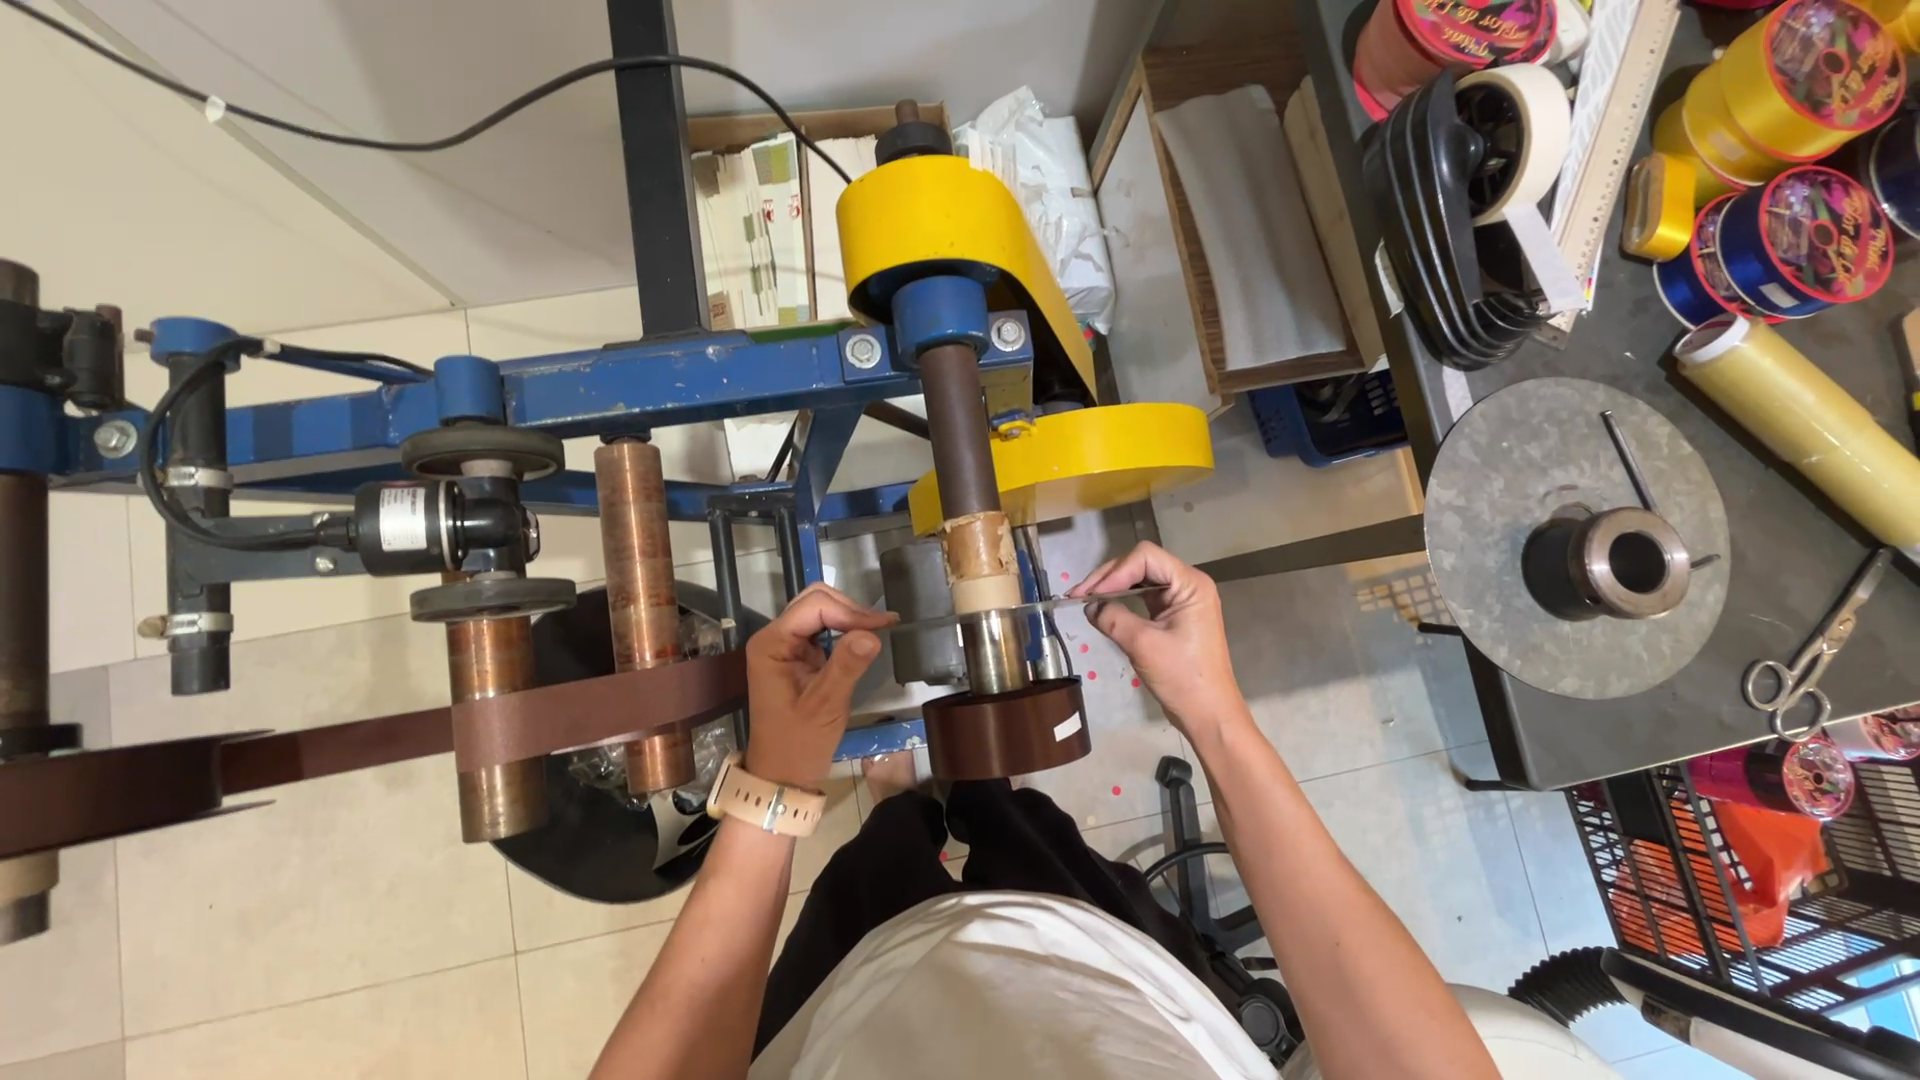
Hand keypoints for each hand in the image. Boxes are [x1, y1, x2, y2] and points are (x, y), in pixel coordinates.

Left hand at [742, 583, 896, 791]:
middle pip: (815, 601)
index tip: (884, 627)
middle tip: (882, 627)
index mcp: (771, 644)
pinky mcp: (796, 656)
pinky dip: (844, 628)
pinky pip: (822, 628)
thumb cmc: (799, 742)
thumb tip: (873, 633)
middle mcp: (774, 637)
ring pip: (820, 610)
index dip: (850, 612)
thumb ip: (846, 666)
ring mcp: (784, 645)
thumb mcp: (825, 706)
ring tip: (878, 630)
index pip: (814, 607)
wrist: (782, 774)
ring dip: (849, 616)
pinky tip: (864, 638)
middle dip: (850, 609)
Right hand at [1069, 542, 1243, 740]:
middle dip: (1109, 577)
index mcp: (1190, 584)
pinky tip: (1103, 608)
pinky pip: (1144, 598)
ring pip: (1140, 580)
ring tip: (1085, 599)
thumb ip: (1113, 618)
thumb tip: (1089, 606)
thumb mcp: (1143, 644)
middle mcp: (1188, 585)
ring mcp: (1182, 600)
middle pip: (1142, 564)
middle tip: (1077, 595)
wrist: (1208, 713)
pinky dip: (1122, 600)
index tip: (1090, 594)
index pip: (1145, 558)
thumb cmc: (1183, 677)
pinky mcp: (1174, 616)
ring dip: (1112, 587)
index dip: (1114, 571)